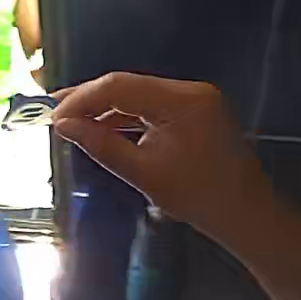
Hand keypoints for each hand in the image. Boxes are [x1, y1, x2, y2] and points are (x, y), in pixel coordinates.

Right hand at [51, 73, 275, 236]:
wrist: (246, 215)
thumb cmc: (198, 198)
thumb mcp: (144, 173)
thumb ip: (101, 145)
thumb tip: (63, 126)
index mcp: (181, 101)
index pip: (119, 87)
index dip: (82, 98)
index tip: (54, 116)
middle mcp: (189, 90)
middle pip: (127, 85)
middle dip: (89, 99)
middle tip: (55, 113)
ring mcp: (193, 99)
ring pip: (137, 94)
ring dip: (105, 107)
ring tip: (71, 119)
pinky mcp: (193, 111)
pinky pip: (151, 106)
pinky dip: (126, 116)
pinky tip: (101, 126)